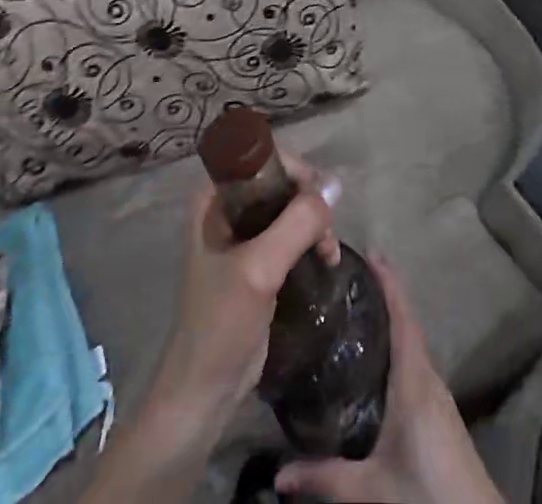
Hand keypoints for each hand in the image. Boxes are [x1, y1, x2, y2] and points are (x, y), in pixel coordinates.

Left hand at [79, 160, 337, 503]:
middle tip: (327, 236)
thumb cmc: (221, 320)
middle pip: (277, 182)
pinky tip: (323, 261)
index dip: (296, 171)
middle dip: (309, 202)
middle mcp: (223, 208)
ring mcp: (238, 235)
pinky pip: (287, 234)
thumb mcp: (259, 269)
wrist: (206, 383)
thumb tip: (335, 186)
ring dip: (313, 224)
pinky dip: (308, 241)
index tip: (323, 201)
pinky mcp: (254, 260)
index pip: (259, 159)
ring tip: (328, 255)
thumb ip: (295, 225)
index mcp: (211, 198)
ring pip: (286, 208)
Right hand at [274, 256, 503, 503]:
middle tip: (345, 276)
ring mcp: (436, 395)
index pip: (403, 319)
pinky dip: (395, 344)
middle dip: (382, 295)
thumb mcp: (371, 488)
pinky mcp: (437, 412)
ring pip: (410, 344)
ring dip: (390, 319)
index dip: (389, 284)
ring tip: (353, 306)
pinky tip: (373, 356)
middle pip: (406, 325)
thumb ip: (325, 476)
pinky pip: (413, 363)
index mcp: (414, 381)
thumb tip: (276, 474)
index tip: (370, 252)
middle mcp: (428, 379)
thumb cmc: (428, 492)